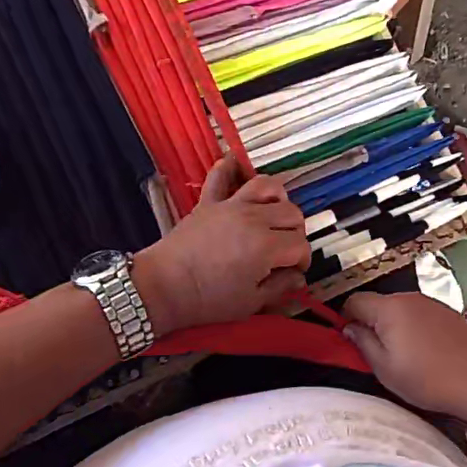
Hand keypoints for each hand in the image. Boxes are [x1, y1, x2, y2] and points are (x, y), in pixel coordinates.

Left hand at [134, 158, 310, 331]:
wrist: (163, 286)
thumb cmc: (207, 300)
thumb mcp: (251, 303)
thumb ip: (280, 287)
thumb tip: (297, 277)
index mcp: (267, 246)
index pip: (300, 245)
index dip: (303, 260)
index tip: (294, 271)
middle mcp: (253, 218)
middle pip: (292, 213)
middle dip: (295, 233)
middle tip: (284, 251)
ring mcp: (230, 205)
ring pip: (267, 186)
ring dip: (277, 199)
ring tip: (272, 215)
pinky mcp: (209, 202)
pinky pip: (221, 175)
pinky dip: (231, 166)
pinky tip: (239, 163)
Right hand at [342, 292, 466, 415]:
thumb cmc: (429, 379)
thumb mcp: (385, 369)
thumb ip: (362, 344)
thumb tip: (349, 329)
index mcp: (389, 308)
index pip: (354, 301)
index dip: (346, 319)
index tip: (350, 341)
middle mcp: (409, 298)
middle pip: (377, 304)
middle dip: (371, 324)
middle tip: (376, 355)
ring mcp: (431, 304)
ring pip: (399, 310)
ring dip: (393, 327)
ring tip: (403, 358)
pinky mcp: (448, 314)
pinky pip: (419, 316)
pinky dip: (415, 330)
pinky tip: (426, 354)